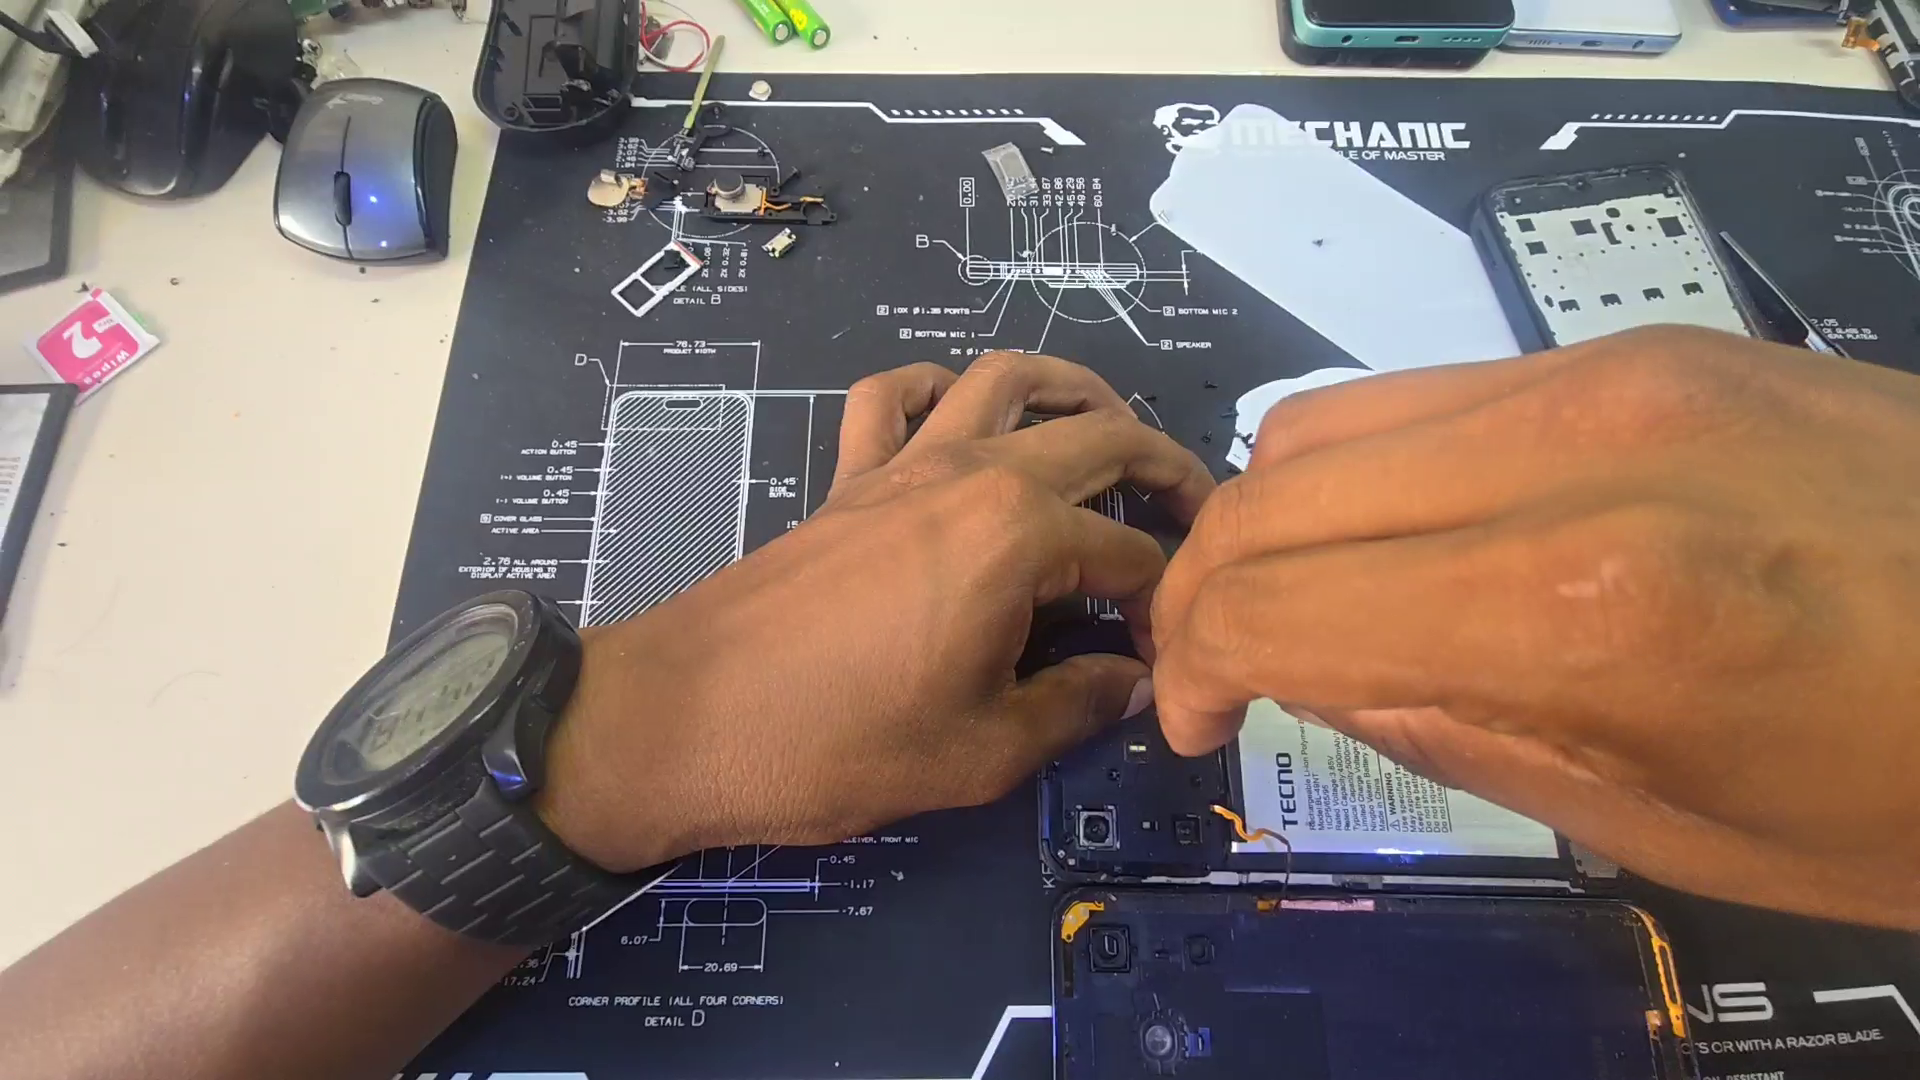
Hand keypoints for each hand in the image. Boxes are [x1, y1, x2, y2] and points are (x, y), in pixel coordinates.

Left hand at [539, 353, 1213, 871]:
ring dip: (1071, 390)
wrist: (684, 719)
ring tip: (1107, 427)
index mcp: (1020, 536)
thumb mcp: (982, 751)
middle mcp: (974, 471)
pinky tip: (958, 415)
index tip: (1165, 659)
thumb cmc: (837, 746)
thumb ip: (1076, 707)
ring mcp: (905, 461)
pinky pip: (893, 396)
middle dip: (1165, 467)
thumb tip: (1136, 683)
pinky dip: (936, 388)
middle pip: (1099, 435)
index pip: (1128, 558)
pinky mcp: (849, 473)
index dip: (1162, 609)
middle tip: (1197, 512)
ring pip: (1005, 378)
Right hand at [1151, 326, 1919, 927]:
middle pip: (1261, 504)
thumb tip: (1295, 669)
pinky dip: (1339, 477)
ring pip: (1304, 434)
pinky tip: (1383, 534)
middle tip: (1209, 661)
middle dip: (1195, 594)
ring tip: (1287, 595)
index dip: (1197, 670)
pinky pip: (1394, 403)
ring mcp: (1586, 373)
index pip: (1269, 610)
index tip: (1198, 722)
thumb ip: (1427, 730)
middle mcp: (1559, 453)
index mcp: (1576, 608)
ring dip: (1258, 527)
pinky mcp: (1611, 347)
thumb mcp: (1652, 826)